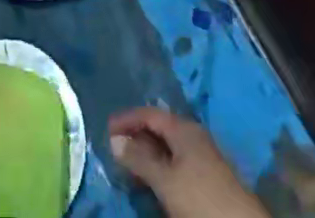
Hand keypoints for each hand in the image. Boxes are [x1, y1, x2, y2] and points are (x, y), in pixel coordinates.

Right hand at [108, 108, 268, 217]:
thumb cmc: (201, 201)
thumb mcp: (165, 180)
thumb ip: (138, 158)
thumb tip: (115, 140)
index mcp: (184, 129)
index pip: (149, 113)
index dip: (126, 119)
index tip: (106, 130)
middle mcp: (194, 136)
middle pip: (159, 128)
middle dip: (136, 136)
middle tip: (115, 148)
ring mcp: (204, 157)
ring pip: (168, 147)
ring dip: (147, 153)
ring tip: (129, 166)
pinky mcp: (209, 177)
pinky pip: (177, 162)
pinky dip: (160, 166)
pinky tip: (152, 179)